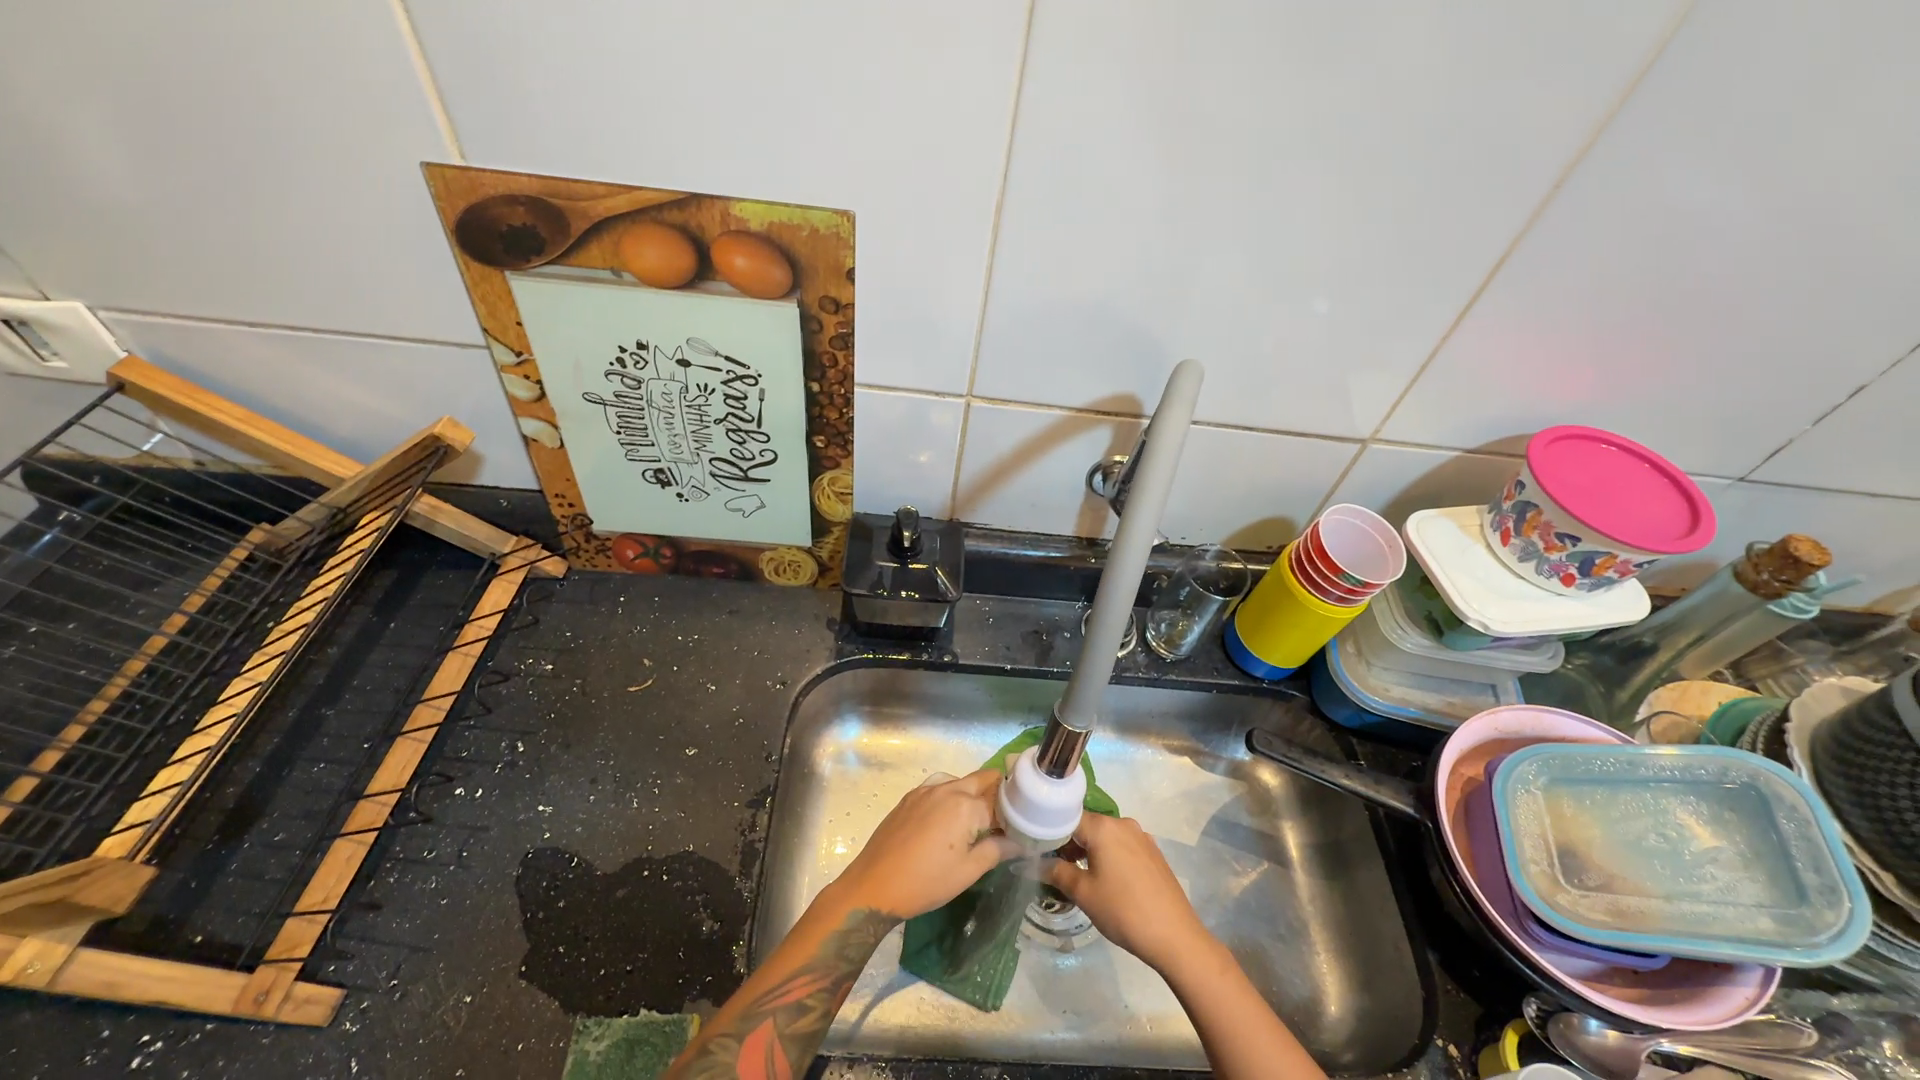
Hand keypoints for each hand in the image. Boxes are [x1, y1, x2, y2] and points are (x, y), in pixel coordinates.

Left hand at [830, 769, 1024, 918]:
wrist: (873, 887)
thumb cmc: (925, 882)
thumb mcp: (967, 872)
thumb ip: (996, 850)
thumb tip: (1019, 843)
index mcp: (964, 805)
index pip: (1002, 802)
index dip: (1014, 816)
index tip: (1020, 830)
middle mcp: (946, 789)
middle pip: (982, 779)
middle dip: (997, 795)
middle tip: (1002, 822)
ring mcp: (924, 791)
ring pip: (960, 781)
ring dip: (973, 794)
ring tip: (977, 822)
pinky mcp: (909, 798)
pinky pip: (939, 787)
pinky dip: (952, 797)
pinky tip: (949, 822)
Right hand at [1047, 813, 1213, 972]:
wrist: (1175, 936)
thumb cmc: (1123, 910)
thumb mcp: (1083, 893)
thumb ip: (1056, 873)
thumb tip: (1033, 864)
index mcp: (1104, 827)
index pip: (1066, 817)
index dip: (1048, 831)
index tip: (1035, 849)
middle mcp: (1123, 824)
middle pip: (1087, 825)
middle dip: (1068, 842)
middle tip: (1052, 866)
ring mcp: (1142, 837)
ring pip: (1105, 836)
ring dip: (1088, 850)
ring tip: (1076, 875)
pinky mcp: (1153, 853)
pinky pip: (1122, 846)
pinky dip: (1108, 856)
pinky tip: (1104, 880)